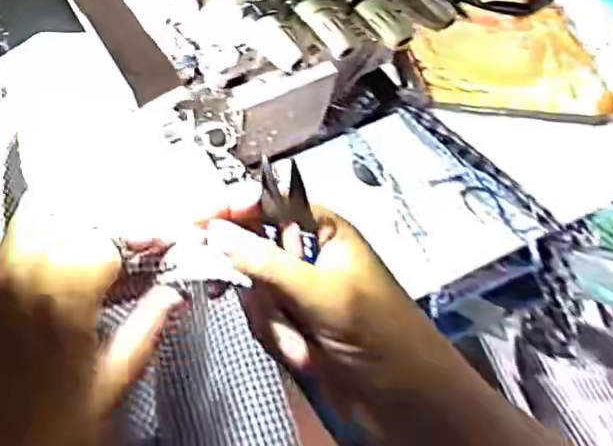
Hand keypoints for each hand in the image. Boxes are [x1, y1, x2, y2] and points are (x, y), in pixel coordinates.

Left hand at [0, 188, 186, 445]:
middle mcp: (29, 264)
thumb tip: (174, 292)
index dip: (146, 238)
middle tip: (130, 242)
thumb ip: (148, 327)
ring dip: (63, 208)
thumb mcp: (113, 381)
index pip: (116, 237)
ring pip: (34, 205)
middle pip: (78, 211)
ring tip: (85, 225)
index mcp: (68, 288)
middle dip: (109, 222)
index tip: (164, 240)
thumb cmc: (53, 430)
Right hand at [206, 208, 561, 445]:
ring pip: (250, 288)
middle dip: (255, 282)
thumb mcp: (322, 293)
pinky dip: (279, 340)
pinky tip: (307, 355)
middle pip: (248, 245)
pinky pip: (261, 319)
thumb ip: (265, 260)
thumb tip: (218, 230)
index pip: (261, 202)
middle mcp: (303, 251)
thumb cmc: (385, 338)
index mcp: (318, 226)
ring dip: (274, 320)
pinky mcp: (293, 322)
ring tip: (306, 341)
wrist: (417, 410)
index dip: (227, 209)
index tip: (196, 222)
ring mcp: (297, 289)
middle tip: (247, 295)